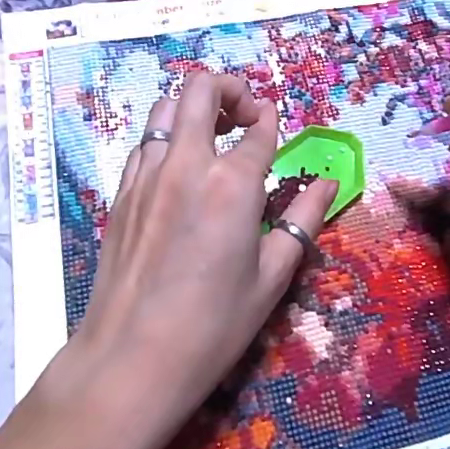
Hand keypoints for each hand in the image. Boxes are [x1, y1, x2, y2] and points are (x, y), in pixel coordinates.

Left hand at [57, 72, 336, 448]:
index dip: (272, 121)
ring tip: (212, 135)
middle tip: (245, 114)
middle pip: (201, 90)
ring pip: (165, 107)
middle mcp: (186, 164)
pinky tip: (180, 169)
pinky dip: (167, 137)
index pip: (258, 128)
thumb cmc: (213, 326)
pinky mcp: (121, 192)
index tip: (275, 128)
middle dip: (230, 88)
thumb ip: (303, 220)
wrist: (130, 360)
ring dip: (194, 108)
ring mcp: (146, 175)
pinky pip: (145, 142)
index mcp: (232, 184)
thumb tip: (328, 183)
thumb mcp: (272, 276)